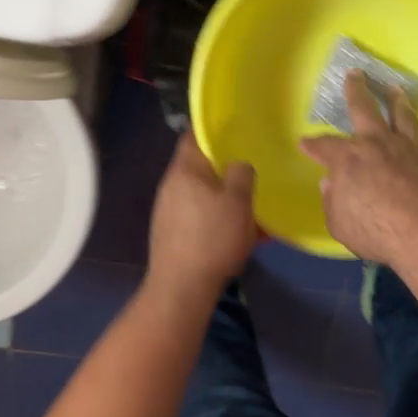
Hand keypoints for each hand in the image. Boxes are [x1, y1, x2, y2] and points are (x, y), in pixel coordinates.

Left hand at [148, 133, 256, 293]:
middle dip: (223, 168)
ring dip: (222, 197)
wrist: (182, 287)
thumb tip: (239, 164)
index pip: (194, 136)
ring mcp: (167, 211)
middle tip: (250, 169)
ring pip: (201, 194)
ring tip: (248, 204)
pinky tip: (234, 232)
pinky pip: (198, 216)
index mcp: (184, 170)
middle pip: (199, 167)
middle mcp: (170, 186)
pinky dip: (216, 217)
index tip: (236, 128)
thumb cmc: (213, 238)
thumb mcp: (238, 201)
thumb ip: (241, 174)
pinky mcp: (171, 234)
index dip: (214, 129)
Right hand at [301, 71, 417, 265]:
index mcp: (349, 160)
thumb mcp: (342, 225)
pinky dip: (417, 128)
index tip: (305, 141)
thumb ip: (333, 202)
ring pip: (400, 113)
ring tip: (393, 88)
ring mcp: (409, 146)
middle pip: (364, 108)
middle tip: (355, 75)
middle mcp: (377, 143)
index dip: (313, 144)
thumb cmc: (379, 233)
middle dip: (356, 91)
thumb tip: (330, 184)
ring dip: (395, 99)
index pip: (325, 146)